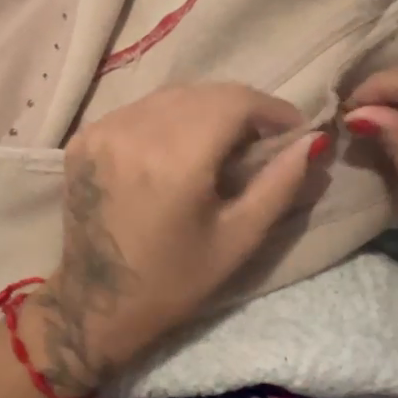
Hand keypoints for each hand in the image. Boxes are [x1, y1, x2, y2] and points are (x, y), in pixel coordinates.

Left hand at [20, 83, 328, 397]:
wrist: (94, 304)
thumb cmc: (173, 282)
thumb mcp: (237, 239)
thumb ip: (279, 184)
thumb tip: (315, 140)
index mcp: (174, 159)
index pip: (235, 101)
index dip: (272, 109)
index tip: (294, 129)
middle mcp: (134, 131)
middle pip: (203, 93)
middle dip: (241, 109)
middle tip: (262, 141)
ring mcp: (102, 130)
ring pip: (170, 96)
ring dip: (204, 110)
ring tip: (222, 144)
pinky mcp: (82, 137)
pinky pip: (139, 110)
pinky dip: (167, 119)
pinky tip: (178, 149)